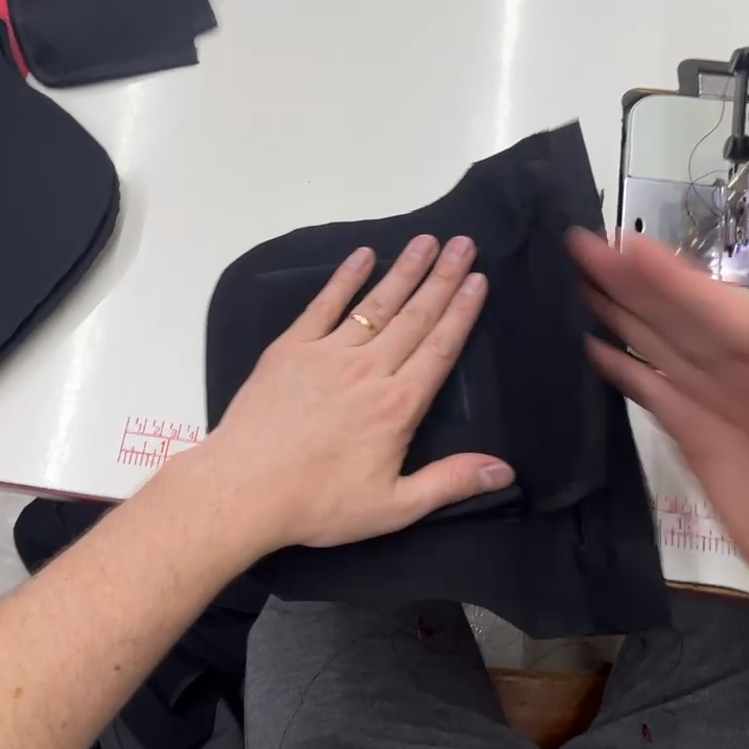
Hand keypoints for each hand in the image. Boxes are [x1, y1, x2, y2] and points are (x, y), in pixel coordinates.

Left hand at [191, 234, 514, 553]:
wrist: (244, 490)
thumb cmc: (319, 503)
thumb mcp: (393, 507)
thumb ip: (449, 482)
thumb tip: (504, 470)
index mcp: (398, 406)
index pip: (439, 348)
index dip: (462, 312)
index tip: (479, 279)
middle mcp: (369, 369)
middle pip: (415, 316)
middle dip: (443, 278)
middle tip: (464, 244)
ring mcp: (327, 353)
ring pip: (375, 304)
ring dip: (404, 270)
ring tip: (425, 241)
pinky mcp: (291, 348)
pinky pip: (323, 304)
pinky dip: (344, 279)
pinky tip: (362, 256)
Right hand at [569, 229, 748, 623]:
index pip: (720, 312)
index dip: (672, 279)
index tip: (626, 246)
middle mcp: (746, 375)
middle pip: (680, 320)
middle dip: (633, 283)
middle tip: (583, 248)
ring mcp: (718, 405)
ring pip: (661, 348)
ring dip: (622, 314)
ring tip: (579, 284)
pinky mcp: (696, 438)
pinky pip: (654, 392)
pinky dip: (624, 368)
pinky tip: (594, 348)